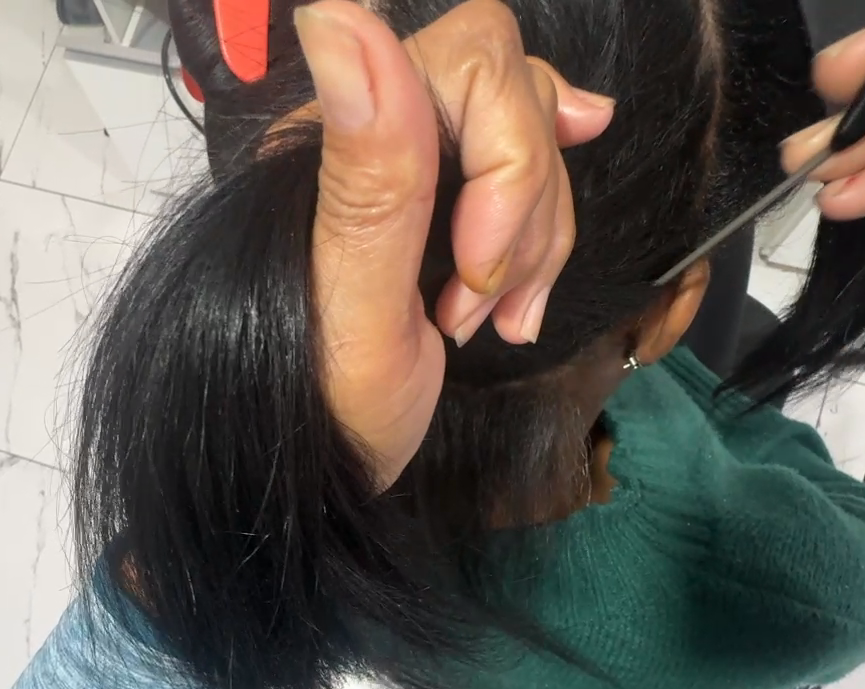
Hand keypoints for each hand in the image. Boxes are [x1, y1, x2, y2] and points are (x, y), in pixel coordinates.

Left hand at [295, 0, 613, 488]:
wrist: (331, 467)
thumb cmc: (329, 409)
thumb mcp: (352, 310)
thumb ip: (365, 175)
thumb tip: (340, 11)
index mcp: (335, 143)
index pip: (472, 62)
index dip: (505, 164)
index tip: (476, 269)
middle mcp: (374, 136)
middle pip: (513, 97)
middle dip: (521, 214)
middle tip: (479, 310)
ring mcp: (414, 173)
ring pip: (534, 150)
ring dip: (531, 248)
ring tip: (487, 325)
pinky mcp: (443, 210)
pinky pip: (528, 192)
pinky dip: (536, 252)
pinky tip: (513, 303)